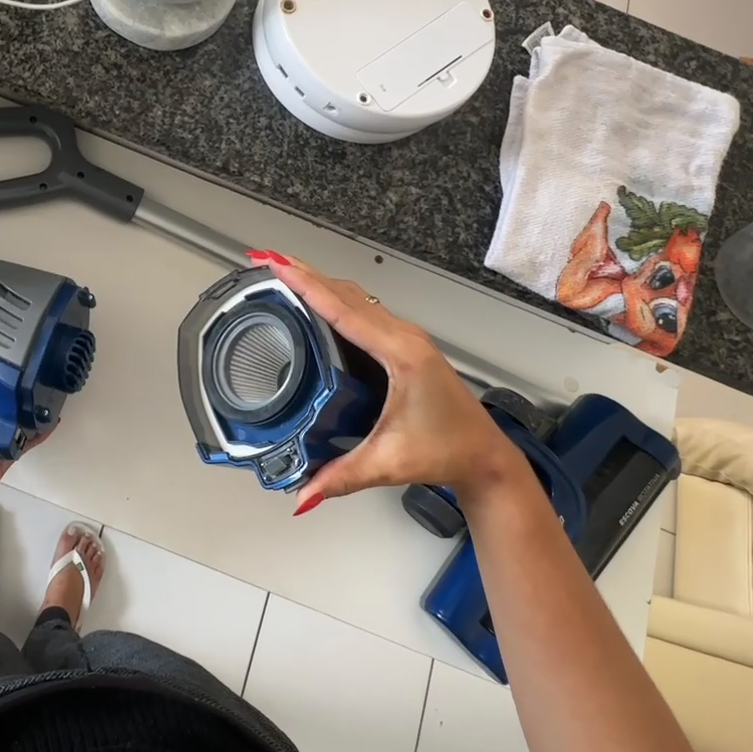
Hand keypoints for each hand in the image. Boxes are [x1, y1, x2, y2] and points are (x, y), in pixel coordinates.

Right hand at [252, 253, 524, 509]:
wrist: (485, 457)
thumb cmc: (448, 451)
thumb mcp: (387, 464)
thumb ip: (340, 478)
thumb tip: (302, 492)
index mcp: (401, 355)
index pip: (342, 310)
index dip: (306, 285)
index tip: (279, 265)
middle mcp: (404, 337)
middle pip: (345, 293)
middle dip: (304, 272)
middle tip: (268, 259)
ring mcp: (405, 337)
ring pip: (354, 297)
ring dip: (318, 281)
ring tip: (284, 271)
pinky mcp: (403, 344)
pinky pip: (363, 309)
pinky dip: (333, 297)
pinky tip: (316, 300)